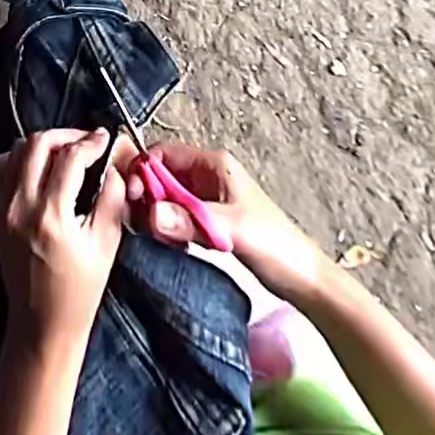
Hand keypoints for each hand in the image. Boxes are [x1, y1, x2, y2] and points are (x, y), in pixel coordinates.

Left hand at [0, 129, 129, 340]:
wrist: (41, 323)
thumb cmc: (79, 290)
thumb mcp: (107, 242)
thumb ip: (112, 196)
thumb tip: (112, 163)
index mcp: (51, 217)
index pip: (70, 157)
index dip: (91, 141)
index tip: (104, 138)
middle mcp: (20, 207)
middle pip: (38, 143)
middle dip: (66, 135)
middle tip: (86, 141)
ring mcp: (2, 208)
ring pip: (17, 149)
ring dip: (44, 143)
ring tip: (66, 152)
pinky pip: (2, 167)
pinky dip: (21, 157)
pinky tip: (40, 166)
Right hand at [125, 144, 332, 305]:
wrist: (303, 280)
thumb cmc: (276, 246)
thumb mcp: (232, 229)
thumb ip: (192, 219)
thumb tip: (153, 212)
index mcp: (214, 164)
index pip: (164, 154)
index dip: (143, 171)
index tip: (132, 197)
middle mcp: (208, 176)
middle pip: (161, 174)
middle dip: (146, 194)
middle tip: (139, 221)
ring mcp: (207, 199)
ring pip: (166, 197)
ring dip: (155, 213)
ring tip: (152, 235)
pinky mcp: (208, 221)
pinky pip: (176, 216)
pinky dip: (167, 227)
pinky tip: (168, 244)